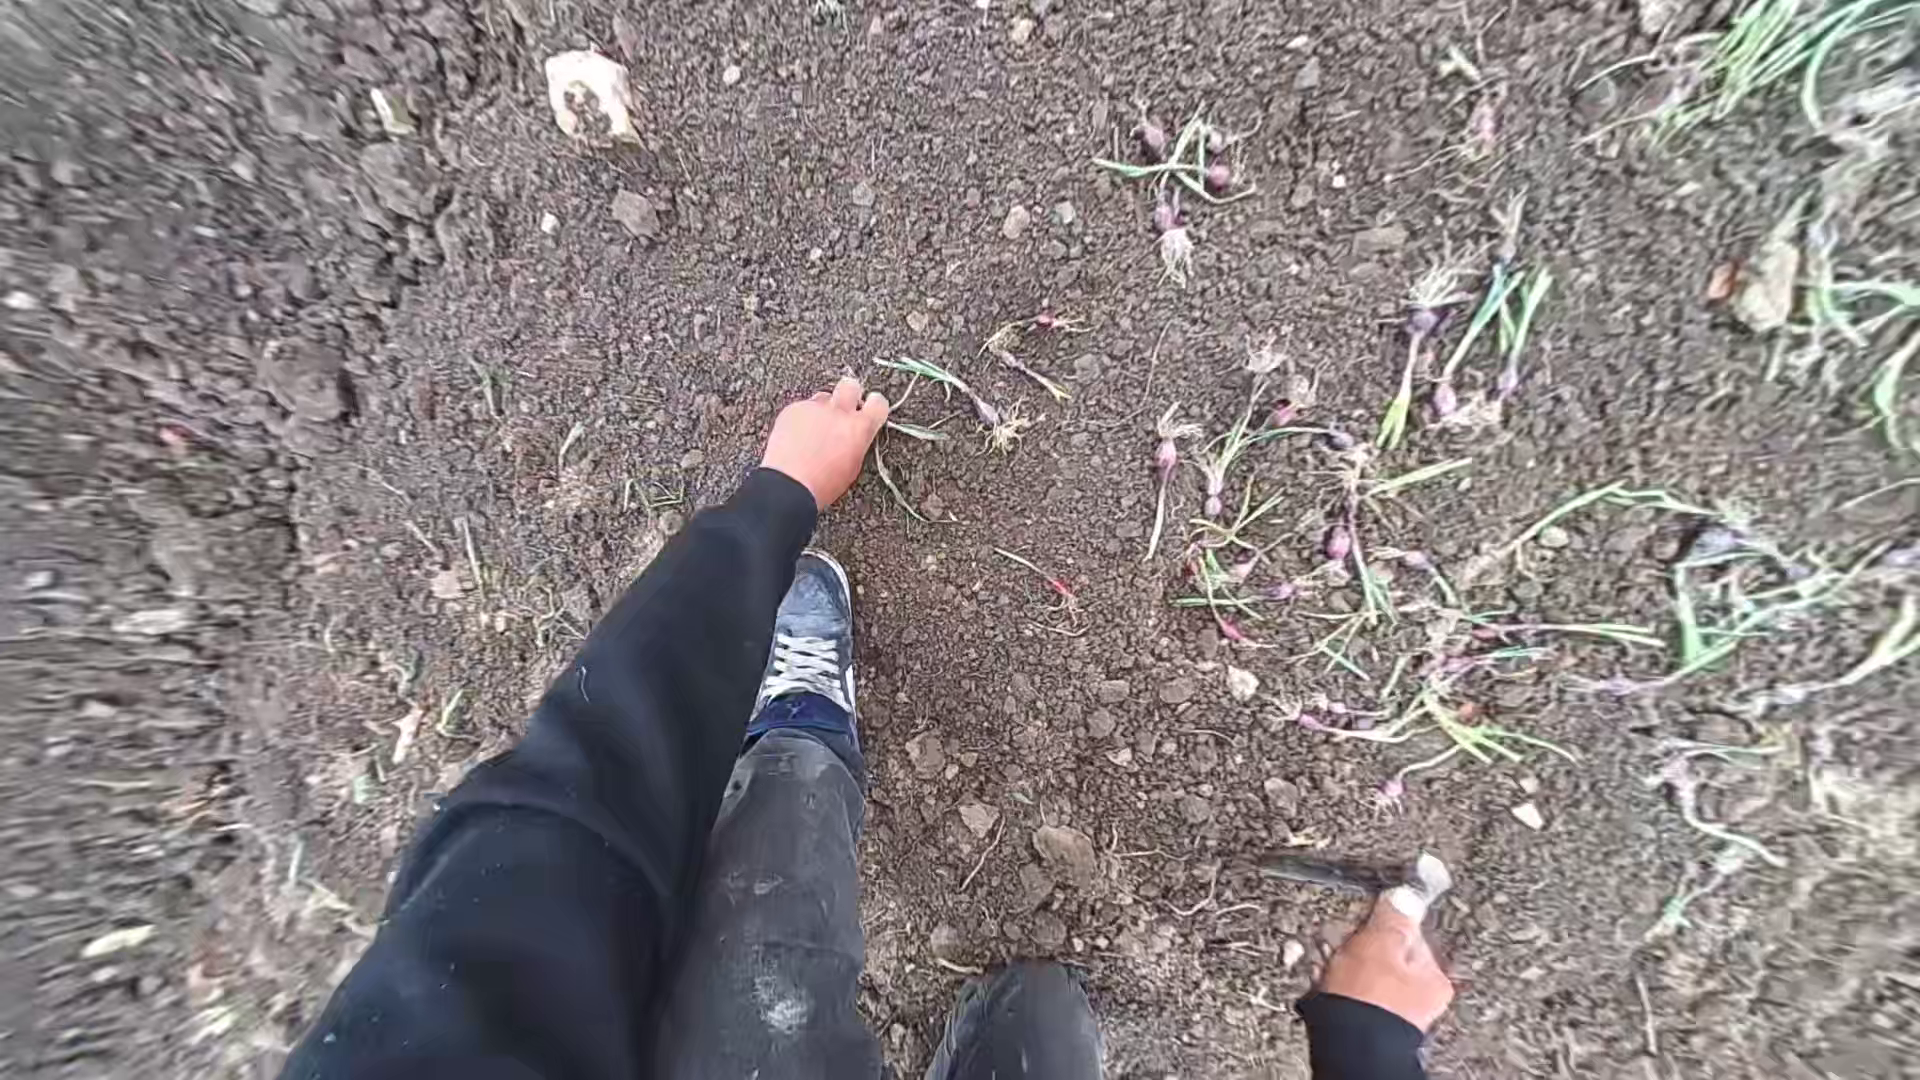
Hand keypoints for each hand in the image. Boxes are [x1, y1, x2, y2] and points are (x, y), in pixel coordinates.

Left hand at [760, 376, 889, 509]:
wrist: (790, 484)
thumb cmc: (823, 483)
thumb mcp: (853, 466)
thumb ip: (858, 441)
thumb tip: (856, 434)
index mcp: (860, 428)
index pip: (878, 403)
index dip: (876, 405)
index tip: (872, 408)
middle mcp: (839, 412)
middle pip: (850, 385)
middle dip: (850, 394)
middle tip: (845, 408)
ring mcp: (814, 408)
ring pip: (824, 396)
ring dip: (824, 408)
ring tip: (816, 430)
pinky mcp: (793, 409)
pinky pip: (802, 407)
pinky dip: (802, 418)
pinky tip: (798, 437)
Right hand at [1318, 889, 1454, 1031]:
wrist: (1347, 1040)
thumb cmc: (1368, 997)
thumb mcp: (1379, 945)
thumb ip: (1393, 917)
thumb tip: (1406, 894)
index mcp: (1431, 975)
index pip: (1402, 926)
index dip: (1374, 918)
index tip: (1358, 921)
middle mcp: (1417, 990)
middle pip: (1380, 942)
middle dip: (1353, 936)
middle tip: (1341, 942)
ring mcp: (1392, 1001)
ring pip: (1360, 958)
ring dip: (1338, 952)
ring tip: (1327, 959)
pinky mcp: (1367, 1007)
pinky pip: (1348, 976)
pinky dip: (1333, 970)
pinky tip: (1324, 972)